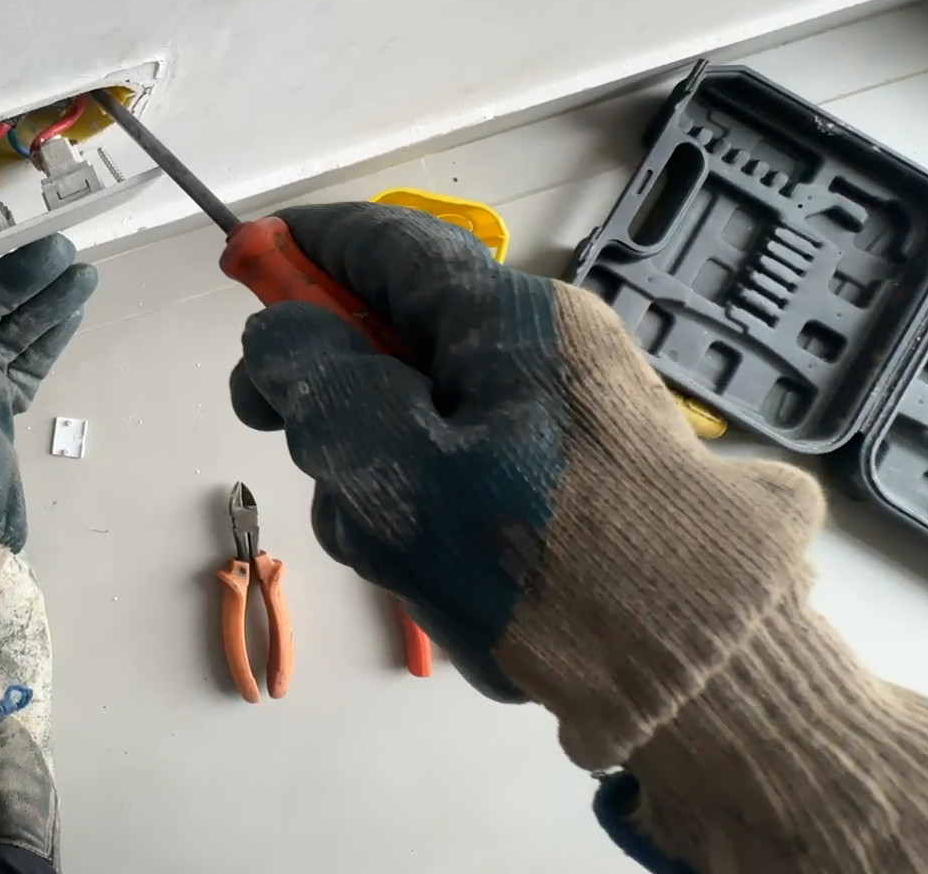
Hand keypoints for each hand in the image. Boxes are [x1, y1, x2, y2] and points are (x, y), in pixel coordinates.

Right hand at [228, 202, 819, 767]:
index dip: (302, 242)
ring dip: (353, 457)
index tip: (242, 256)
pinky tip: (410, 555)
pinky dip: (396, 495)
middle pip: (381, 333)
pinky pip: (430, 459)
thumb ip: (312, 377)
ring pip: (395, 407)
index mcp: (506, 321)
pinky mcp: (530, 476)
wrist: (686, 684)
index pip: (385, 245)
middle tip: (263, 417)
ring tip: (372, 531)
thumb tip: (274, 331)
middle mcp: (524, 354)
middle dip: (316, 380)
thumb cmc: (529, 559)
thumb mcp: (392, 460)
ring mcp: (530, 418)